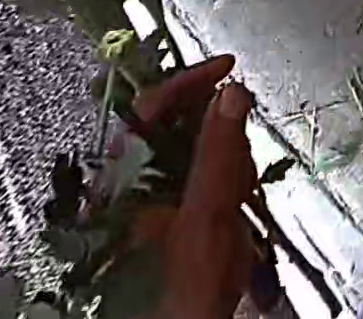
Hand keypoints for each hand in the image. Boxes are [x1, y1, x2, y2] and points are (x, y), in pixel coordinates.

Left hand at [137, 56, 256, 318]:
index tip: (227, 67)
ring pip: (197, 148)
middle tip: (240, 158)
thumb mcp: (205, 217)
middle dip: (221, 133)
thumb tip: (231, 91)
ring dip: (228, 159)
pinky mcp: (171, 213)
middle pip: (179, 126)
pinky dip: (227, 176)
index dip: (190, 80)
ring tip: (238, 196)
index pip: (151, 106)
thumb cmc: (180, 298)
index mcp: (122, 183)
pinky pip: (204, 172)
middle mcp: (129, 186)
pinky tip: (235, 203)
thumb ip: (218, 151)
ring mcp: (150, 201)